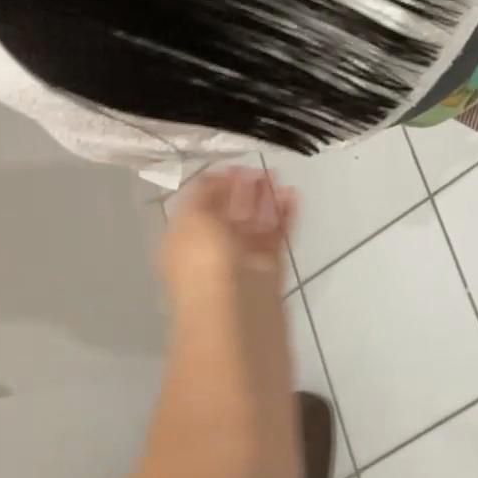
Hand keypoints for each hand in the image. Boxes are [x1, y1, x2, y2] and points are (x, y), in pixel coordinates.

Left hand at [161, 166, 296, 300]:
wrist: (235, 312)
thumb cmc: (205, 263)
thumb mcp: (193, 220)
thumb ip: (203, 195)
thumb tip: (213, 178)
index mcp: (186, 240)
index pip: (199, 207)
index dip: (215, 185)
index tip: (233, 166)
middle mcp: (212, 248)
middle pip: (229, 213)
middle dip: (242, 189)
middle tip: (259, 168)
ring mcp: (242, 258)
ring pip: (256, 221)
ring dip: (265, 198)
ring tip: (277, 176)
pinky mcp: (269, 265)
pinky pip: (277, 233)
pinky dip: (284, 213)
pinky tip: (292, 195)